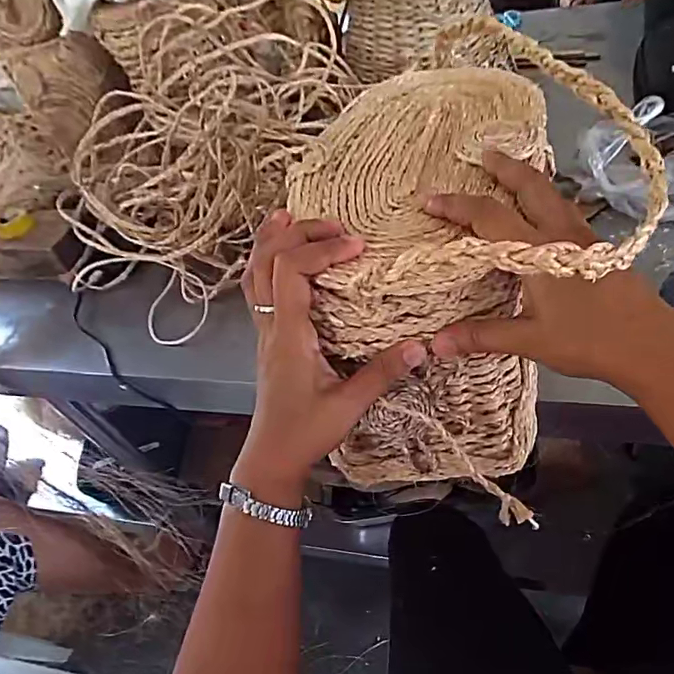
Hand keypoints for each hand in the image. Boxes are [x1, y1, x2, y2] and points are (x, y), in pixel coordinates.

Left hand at [234, 211, 424, 505]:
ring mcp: (265, 332)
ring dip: (271, 242)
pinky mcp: (268, 340)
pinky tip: (279, 258)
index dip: (322, 250)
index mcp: (289, 335)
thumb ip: (382, 373)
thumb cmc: (307, 432)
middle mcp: (271, 326)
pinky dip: (266, 264)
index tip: (357, 247)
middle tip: (333, 223)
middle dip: (298, 234)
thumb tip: (419, 346)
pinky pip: (258, 290)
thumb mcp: (349, 404)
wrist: (273, 455)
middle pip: (267, 261)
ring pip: (254, 273)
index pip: (293, 272)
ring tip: (289, 218)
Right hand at [421, 150, 673, 389]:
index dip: (456, 206)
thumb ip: (483, 336)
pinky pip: (566, 211)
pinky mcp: (598, 249)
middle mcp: (560, 234)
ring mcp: (583, 238)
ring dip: (528, 180)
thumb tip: (437, 344)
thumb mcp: (531, 340)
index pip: (489, 216)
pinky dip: (547, 200)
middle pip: (529, 186)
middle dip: (504, 167)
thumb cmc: (588, 341)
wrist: (649, 342)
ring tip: (511, 174)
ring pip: (552, 194)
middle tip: (483, 153)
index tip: (429, 199)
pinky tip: (545, 216)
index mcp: (536, 251)